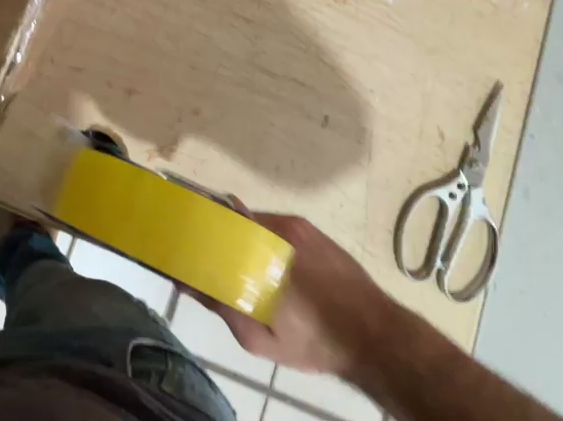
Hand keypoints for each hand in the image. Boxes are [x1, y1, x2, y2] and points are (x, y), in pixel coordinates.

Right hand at [197, 209, 388, 376]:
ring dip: (244, 240)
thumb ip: (223, 307)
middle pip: (233, 221)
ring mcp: (297, 225)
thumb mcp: (262, 339)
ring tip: (239, 267)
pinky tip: (269, 265)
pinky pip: (277, 227)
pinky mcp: (313, 230)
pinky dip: (266, 240)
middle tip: (209, 262)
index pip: (215, 225)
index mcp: (262, 250)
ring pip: (255, 223)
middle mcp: (277, 227)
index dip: (197, 233)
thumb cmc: (317, 341)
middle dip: (218, 237)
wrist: (379, 338)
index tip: (183, 246)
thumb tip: (186, 282)